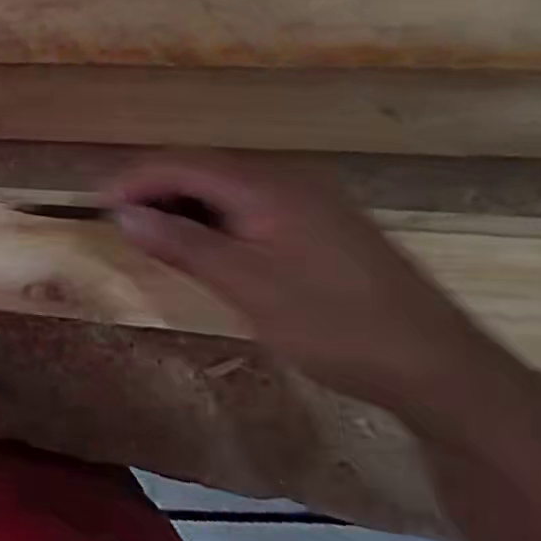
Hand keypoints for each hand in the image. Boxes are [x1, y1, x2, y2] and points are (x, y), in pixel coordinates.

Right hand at [103, 152, 490, 409]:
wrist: (444, 374)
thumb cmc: (335, 325)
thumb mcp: (245, 286)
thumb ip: (179, 243)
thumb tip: (120, 214)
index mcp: (268, 187)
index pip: (181, 165)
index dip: (133, 181)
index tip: (96, 207)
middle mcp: (288, 182)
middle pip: (200, 169)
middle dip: (152, 190)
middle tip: (118, 222)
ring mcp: (308, 203)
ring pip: (222, 188)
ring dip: (179, 205)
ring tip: (149, 235)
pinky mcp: (318, 226)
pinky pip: (246, 205)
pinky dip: (210, 219)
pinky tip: (200, 245)